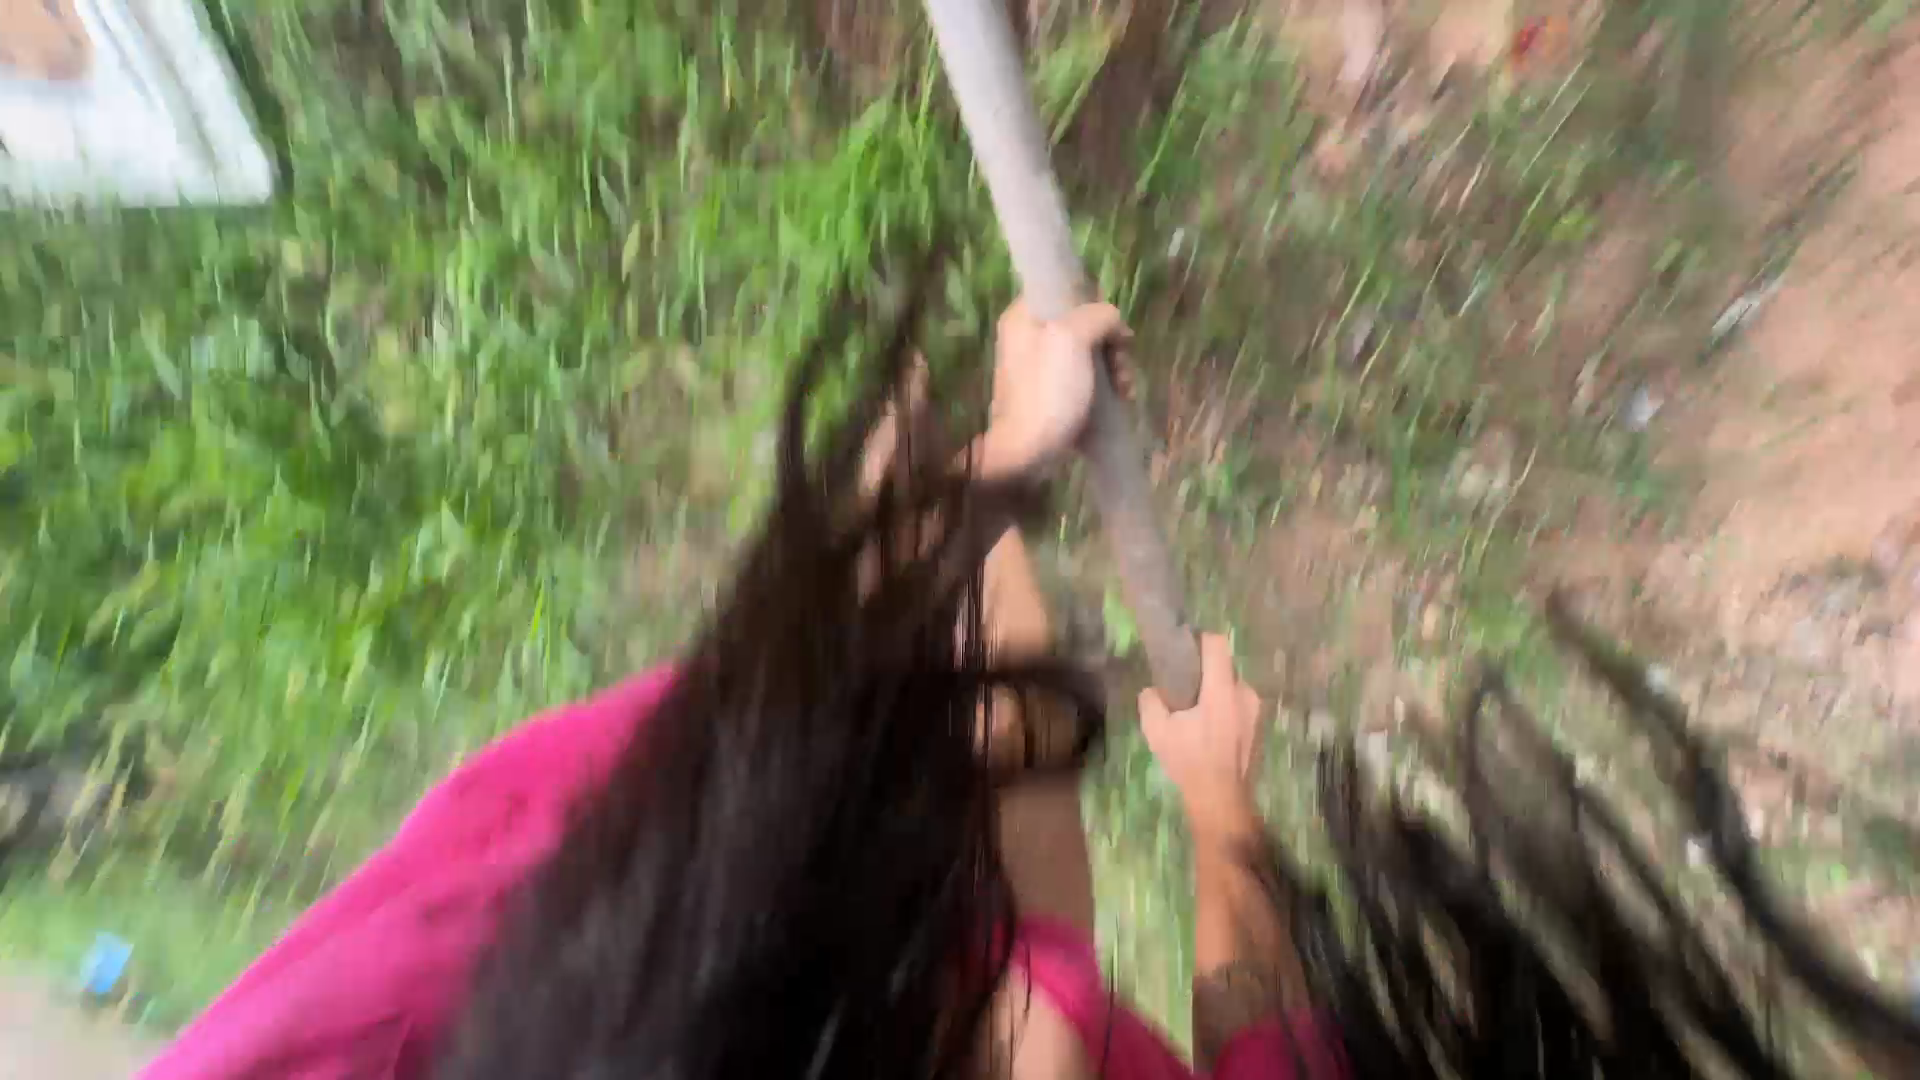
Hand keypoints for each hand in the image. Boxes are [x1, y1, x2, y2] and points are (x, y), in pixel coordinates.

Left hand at [977, 299, 1127, 478]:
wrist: (1027, 452)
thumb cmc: (1047, 392)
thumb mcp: (1072, 338)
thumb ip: (1098, 315)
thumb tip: (1116, 326)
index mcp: (1023, 316)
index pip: (1066, 291)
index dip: (1095, 306)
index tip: (1112, 329)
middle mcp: (1028, 337)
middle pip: (1083, 324)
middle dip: (1111, 343)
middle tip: (1121, 366)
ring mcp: (1040, 368)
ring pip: (1088, 353)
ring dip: (1113, 367)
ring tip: (1124, 390)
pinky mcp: (1051, 394)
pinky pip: (1084, 379)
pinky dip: (1104, 386)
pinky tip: (1121, 399)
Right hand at [1138, 634, 1267, 841]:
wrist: (1221, 800)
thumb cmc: (1189, 761)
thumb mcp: (1156, 731)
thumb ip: (1151, 701)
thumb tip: (1154, 691)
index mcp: (1221, 691)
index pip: (1217, 644)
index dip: (1199, 639)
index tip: (1183, 649)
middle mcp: (1245, 694)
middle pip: (1224, 665)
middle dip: (1205, 670)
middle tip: (1185, 686)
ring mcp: (1257, 711)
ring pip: (1233, 685)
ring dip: (1216, 690)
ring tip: (1197, 711)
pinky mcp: (1260, 726)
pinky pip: (1240, 703)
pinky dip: (1226, 706)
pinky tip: (1210, 728)